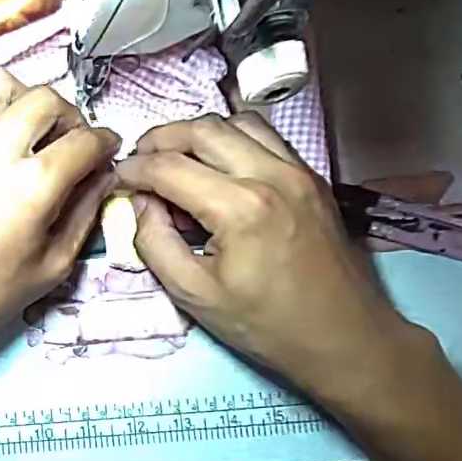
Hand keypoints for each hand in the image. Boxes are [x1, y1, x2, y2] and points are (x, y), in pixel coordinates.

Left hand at [0, 66, 119, 367]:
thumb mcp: (53, 266)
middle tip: (71, 141)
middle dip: (70, 115)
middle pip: (44, 98)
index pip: (82, 142)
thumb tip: (103, 177)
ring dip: (22, 98)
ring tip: (27, 128)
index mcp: (30, 188)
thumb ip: (85, 215)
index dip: (105, 143)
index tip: (107, 150)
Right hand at [114, 113, 436, 398]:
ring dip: (198, 134)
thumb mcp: (195, 295)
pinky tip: (218, 166)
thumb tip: (142, 203)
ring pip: (237, 122)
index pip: (169, 167)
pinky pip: (266, 137)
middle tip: (139, 161)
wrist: (344, 338)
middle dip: (161, 139)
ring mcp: (298, 171)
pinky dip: (233, 139)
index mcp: (239, 208)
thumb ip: (156, 243)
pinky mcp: (312, 177)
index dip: (134, 169)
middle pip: (203, 129)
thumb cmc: (266, 326)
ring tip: (176, 159)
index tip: (117, 179)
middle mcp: (271, 174)